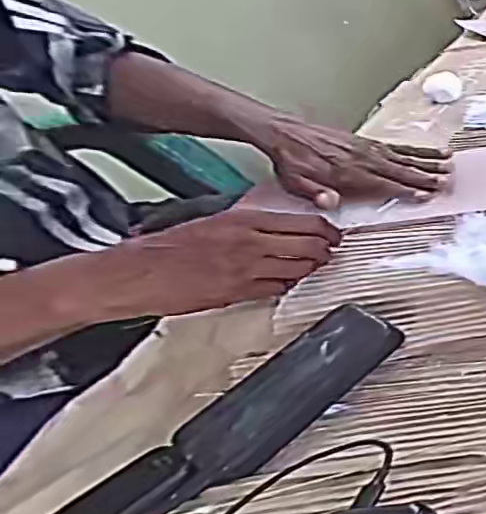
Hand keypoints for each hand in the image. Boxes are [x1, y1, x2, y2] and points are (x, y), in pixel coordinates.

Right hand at [89, 208, 341, 318]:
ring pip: (302, 268)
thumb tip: (282, 222)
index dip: (329, 231)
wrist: (123, 276)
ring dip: (311, 268)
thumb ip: (250, 222)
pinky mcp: (237, 291)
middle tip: (327, 252)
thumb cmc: (160, 249)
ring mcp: (246, 269)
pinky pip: (280, 288)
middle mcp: (250, 243)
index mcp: (244, 221)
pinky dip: (287, 285)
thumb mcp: (211, 222)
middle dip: (326, 250)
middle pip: (313, 246)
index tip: (334, 236)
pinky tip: (282, 282)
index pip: (308, 223)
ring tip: (307, 267)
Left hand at [256, 114, 448, 209]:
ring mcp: (371, 150)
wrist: (284, 133)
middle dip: (426, 178)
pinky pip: (402, 147)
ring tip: (450, 168)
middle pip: (402, 171)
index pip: (385, 185)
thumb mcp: (294, 183)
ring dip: (430, 163)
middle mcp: (365, 161)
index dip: (407, 191)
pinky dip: (421, 150)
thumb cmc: (291, 161)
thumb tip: (331, 203)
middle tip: (446, 184)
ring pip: (407, 158)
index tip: (426, 196)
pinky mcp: (372, 142)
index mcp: (349, 174)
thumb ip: (315, 193)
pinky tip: (436, 152)